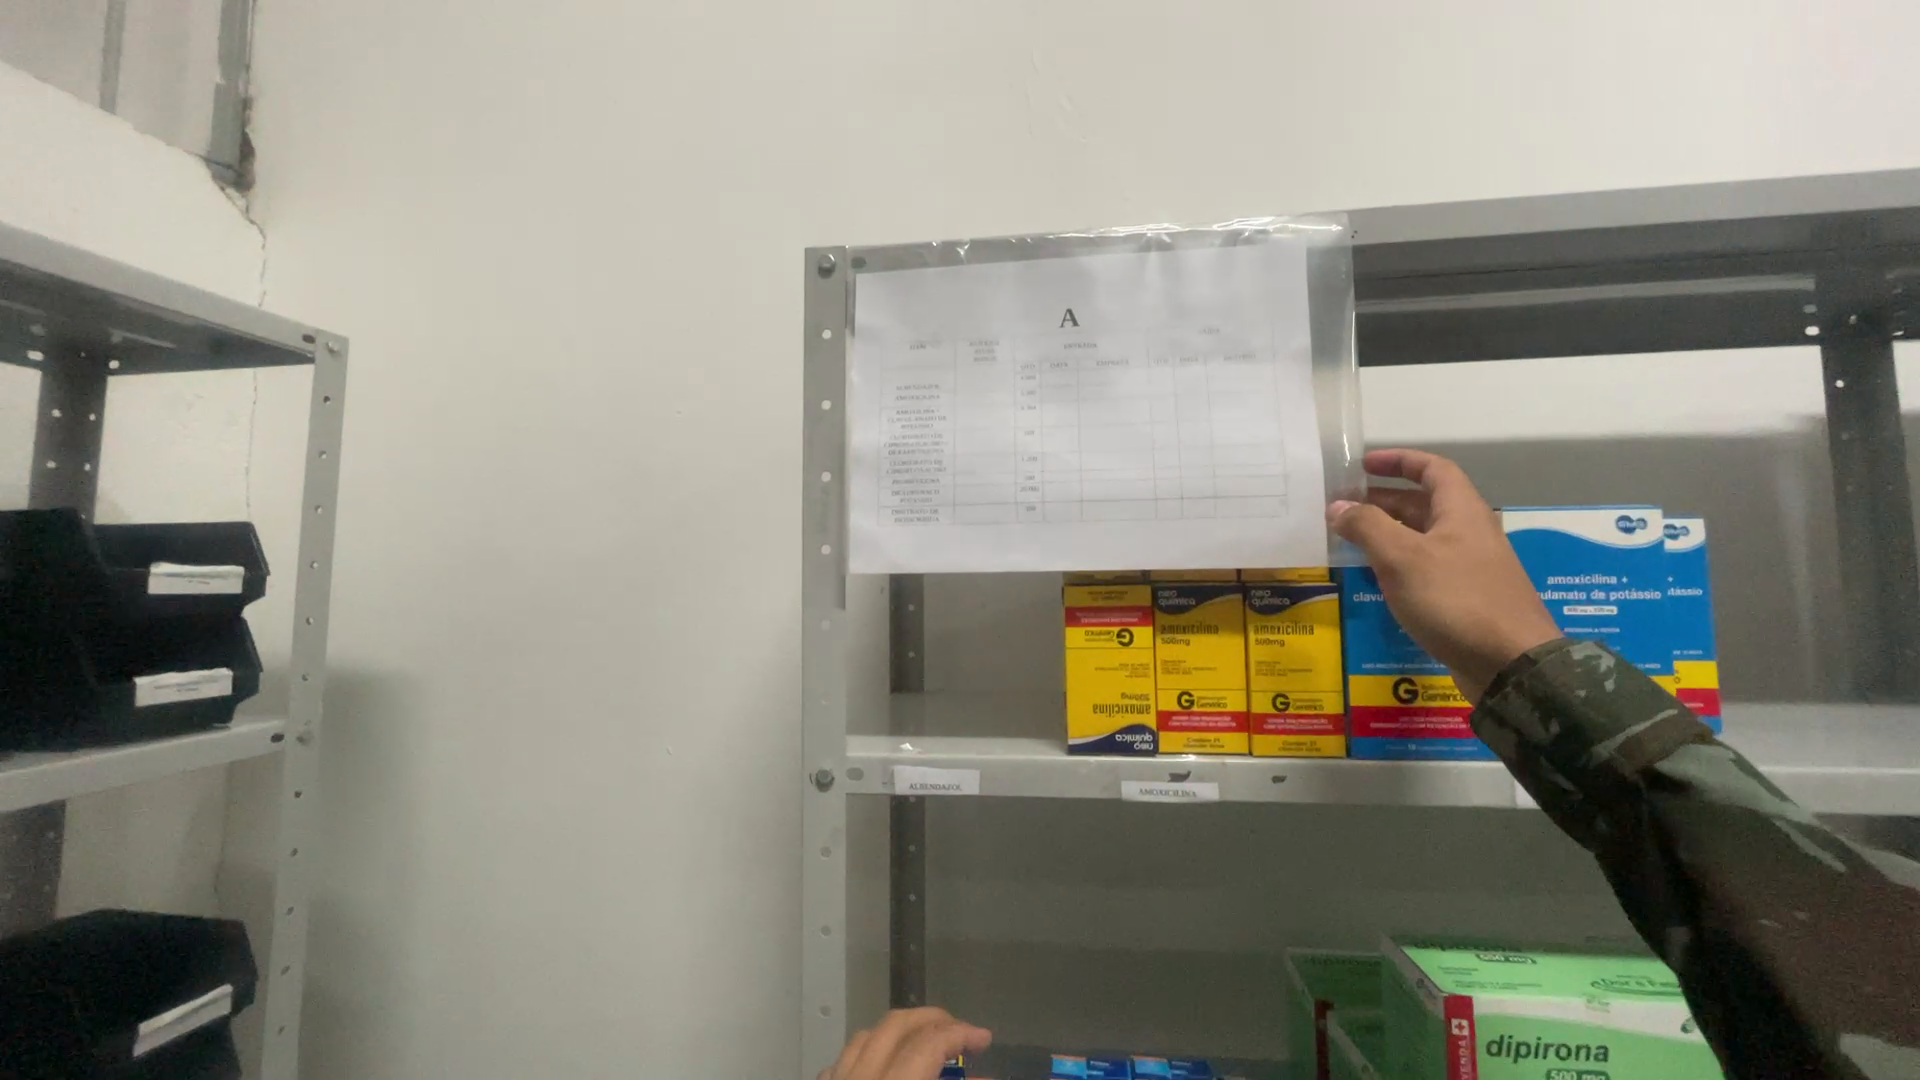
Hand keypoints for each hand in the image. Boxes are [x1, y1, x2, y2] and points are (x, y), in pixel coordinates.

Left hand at [820, 1008, 992, 1079]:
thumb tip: (984, 1077)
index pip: (929, 1044)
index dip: (961, 1033)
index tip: (984, 1038)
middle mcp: (861, 1077)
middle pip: (896, 1025)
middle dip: (933, 1020)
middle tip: (961, 1033)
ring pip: (866, 1037)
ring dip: (900, 1032)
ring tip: (926, 1044)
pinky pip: (842, 1062)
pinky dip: (868, 1055)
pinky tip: (883, 1067)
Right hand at [1329, 448, 1561, 702]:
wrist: (1510, 663)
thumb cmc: (1455, 599)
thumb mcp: (1401, 558)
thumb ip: (1367, 526)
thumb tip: (1338, 506)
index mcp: (1461, 513)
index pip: (1433, 469)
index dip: (1399, 461)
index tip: (1363, 464)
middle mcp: (1468, 533)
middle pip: (1424, 503)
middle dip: (1383, 499)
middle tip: (1343, 506)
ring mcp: (1469, 566)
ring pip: (1422, 537)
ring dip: (1386, 533)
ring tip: (1349, 540)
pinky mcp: (1464, 597)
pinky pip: (1424, 567)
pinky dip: (1396, 563)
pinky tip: (1374, 579)